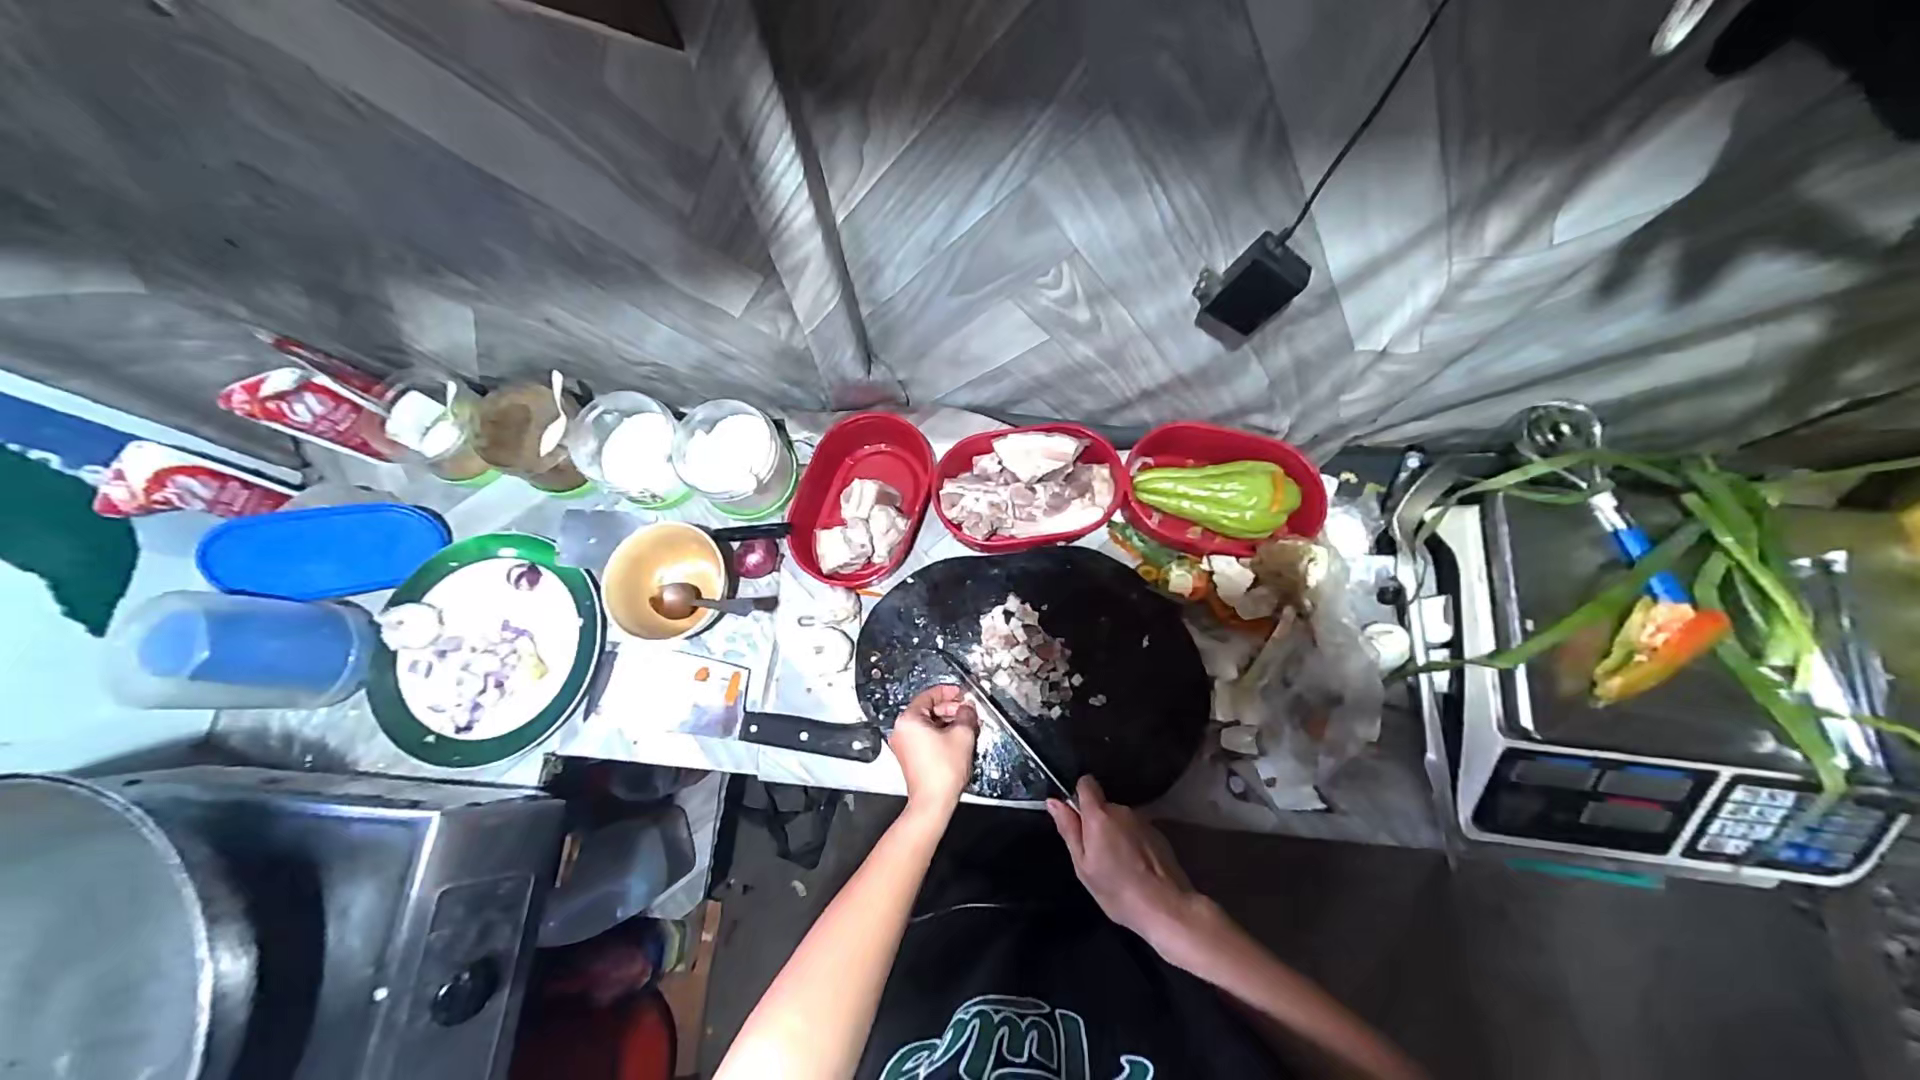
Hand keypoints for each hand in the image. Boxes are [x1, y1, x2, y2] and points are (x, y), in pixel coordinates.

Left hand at [890, 685, 978, 813]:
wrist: (933, 802)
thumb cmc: (942, 771)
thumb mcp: (962, 735)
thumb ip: (966, 714)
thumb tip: (968, 707)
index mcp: (909, 720)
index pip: (929, 695)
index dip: (949, 692)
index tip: (961, 693)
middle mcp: (902, 730)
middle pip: (928, 709)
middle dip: (951, 709)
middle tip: (968, 711)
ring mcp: (904, 744)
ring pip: (928, 724)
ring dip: (948, 722)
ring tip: (967, 725)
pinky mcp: (910, 756)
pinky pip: (926, 737)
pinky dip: (941, 734)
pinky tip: (958, 738)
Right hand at [1048, 776, 1205, 951]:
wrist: (1166, 907)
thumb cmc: (1117, 890)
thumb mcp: (1083, 865)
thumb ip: (1069, 829)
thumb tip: (1054, 801)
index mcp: (1099, 815)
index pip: (1086, 783)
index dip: (1078, 797)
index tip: (1077, 819)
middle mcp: (1122, 810)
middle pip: (1102, 806)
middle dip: (1096, 823)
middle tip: (1096, 855)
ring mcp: (1143, 821)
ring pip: (1119, 820)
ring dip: (1115, 834)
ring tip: (1117, 866)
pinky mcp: (1158, 833)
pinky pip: (1136, 830)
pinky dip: (1132, 842)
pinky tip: (1135, 868)